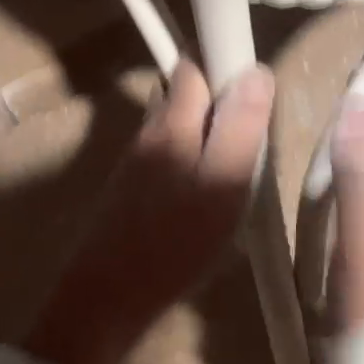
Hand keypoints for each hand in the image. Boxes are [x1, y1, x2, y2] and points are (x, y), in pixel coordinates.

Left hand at [23, 62, 274, 363]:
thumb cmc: (175, 242)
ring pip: (174, 127)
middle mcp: (147, 133)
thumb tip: (256, 70)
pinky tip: (204, 194)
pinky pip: (166, 157)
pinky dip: (189, 160)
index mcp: (172, 123)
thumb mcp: (224, 184)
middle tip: (254, 131)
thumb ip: (240, 127)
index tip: (253, 83)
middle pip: (182, 95)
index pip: (193, 65)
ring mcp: (133, 164)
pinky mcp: (127, 193)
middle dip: (216, 98)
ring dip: (203, 132)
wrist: (106, 301)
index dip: (222, 62)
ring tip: (236, 165)